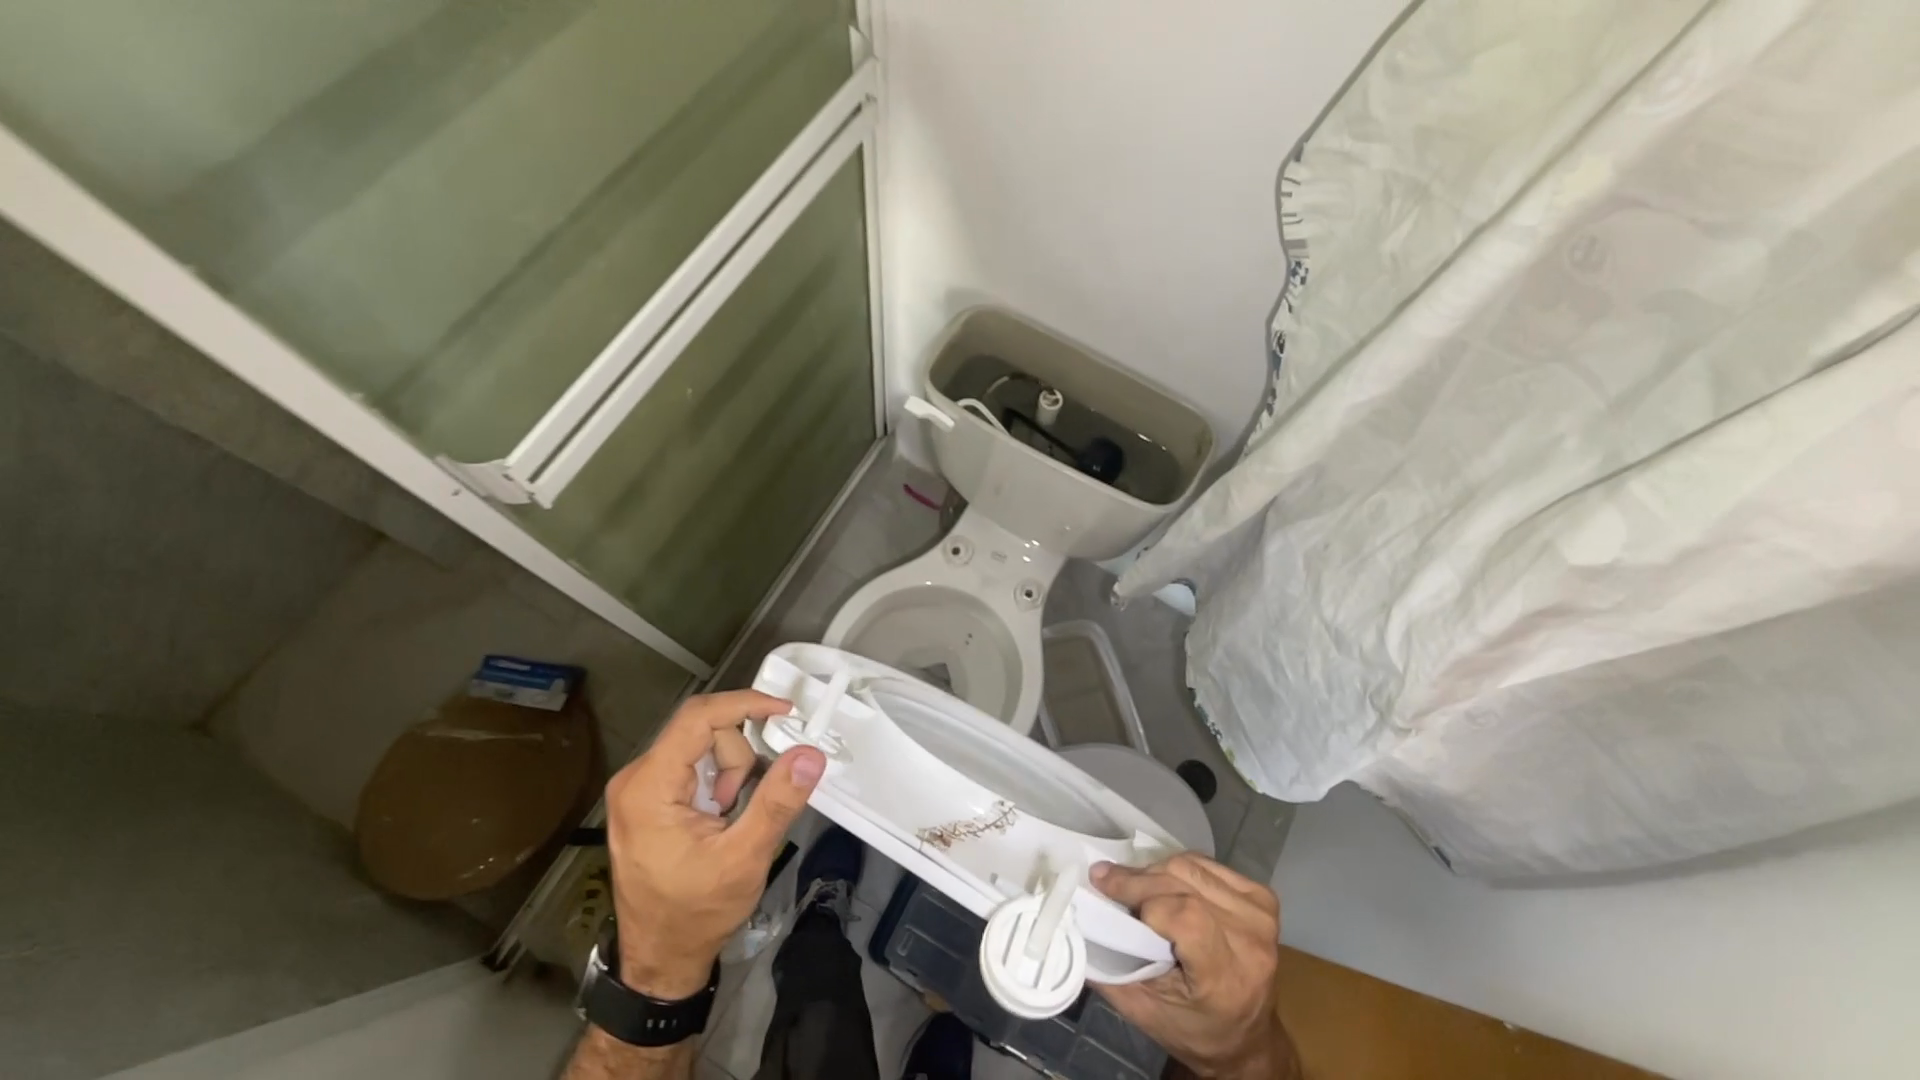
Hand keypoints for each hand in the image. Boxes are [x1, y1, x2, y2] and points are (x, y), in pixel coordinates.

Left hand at [602, 690, 823, 998]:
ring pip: (701, 747)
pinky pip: (692, 766)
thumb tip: (810, 755)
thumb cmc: (695, 913)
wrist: (660, 958)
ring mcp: (638, 788)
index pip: (698, 718)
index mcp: (649, 787)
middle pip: (702, 731)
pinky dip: (717, 782)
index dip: (745, 704)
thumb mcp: (744, 858)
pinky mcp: (646, 799)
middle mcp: (636, 778)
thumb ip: (777, 802)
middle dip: (738, 757)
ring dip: (730, 773)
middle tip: (745, 804)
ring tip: (730, 818)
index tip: (786, 712)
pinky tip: (720, 817)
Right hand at [1091, 854, 1299, 1079]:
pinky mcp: (1263, 899)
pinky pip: (1208, 864)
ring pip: (1192, 866)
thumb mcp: (1143, 1011)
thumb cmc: (1192, 1030)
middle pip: (1183, 883)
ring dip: (1155, 871)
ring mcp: (1261, 916)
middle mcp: (1250, 942)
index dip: (1140, 897)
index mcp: (1224, 978)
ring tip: (1134, 886)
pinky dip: (1179, 868)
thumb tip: (1074, 920)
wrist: (1248, 1039)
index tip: (1103, 889)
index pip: (1184, 914)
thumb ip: (1108, 969)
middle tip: (1104, 879)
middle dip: (1137, 879)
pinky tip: (1165, 884)